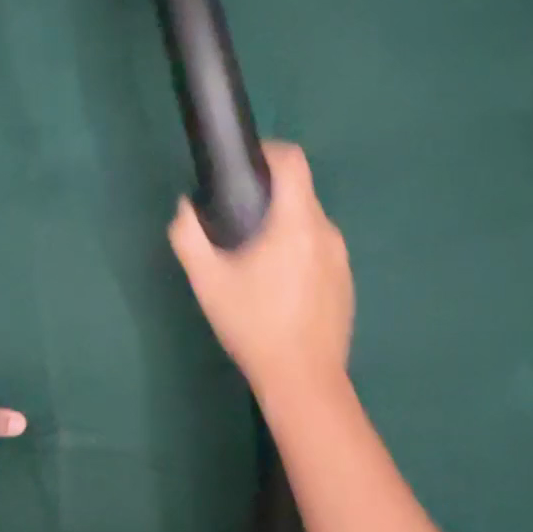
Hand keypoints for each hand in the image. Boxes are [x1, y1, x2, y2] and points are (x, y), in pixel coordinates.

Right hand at [168, 142, 353, 393]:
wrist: (303, 379)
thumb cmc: (253, 325)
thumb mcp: (207, 282)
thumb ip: (189, 237)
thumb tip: (185, 208)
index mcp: (297, 222)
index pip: (293, 161)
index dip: (268, 152)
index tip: (244, 167)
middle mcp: (327, 232)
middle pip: (299, 194)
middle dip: (269, 199)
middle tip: (236, 226)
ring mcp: (342, 259)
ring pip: (310, 225)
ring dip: (284, 229)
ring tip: (255, 262)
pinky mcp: (347, 283)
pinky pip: (320, 252)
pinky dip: (299, 255)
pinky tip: (278, 289)